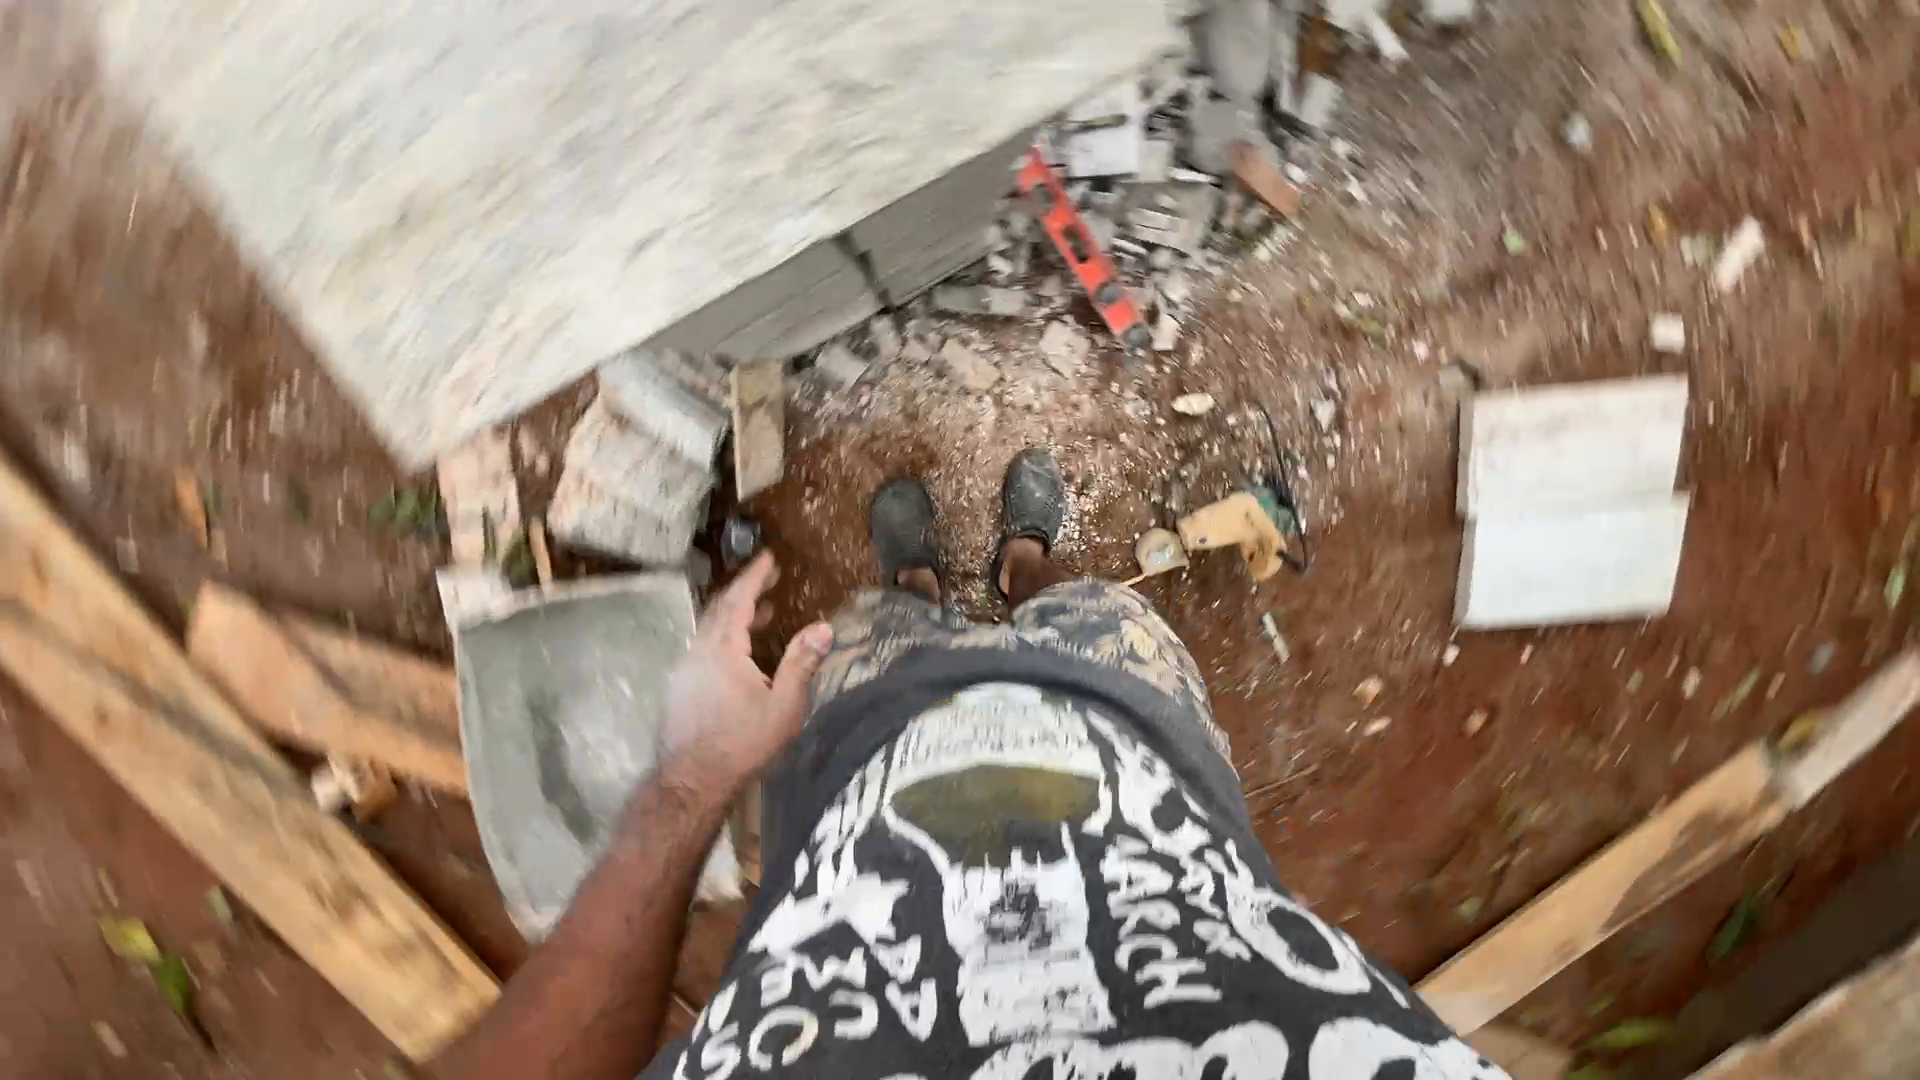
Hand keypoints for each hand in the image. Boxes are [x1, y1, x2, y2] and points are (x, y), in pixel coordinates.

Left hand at [655, 553, 832, 799]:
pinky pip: (704, 647)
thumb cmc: (743, 743)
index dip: (754, 576)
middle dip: (745, 590)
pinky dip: (725, 636)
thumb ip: (801, 662)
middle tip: (768, 579)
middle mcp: (698, 651)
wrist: (692, 782)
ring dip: (735, 615)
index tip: (768, 557)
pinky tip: (742, 654)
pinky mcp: (681, 688)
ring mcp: (685, 670)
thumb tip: (823, 626)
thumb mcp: (784, 705)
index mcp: (723, 649)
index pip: (738, 600)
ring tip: (764, 614)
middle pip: (720, 609)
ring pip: (709, 629)